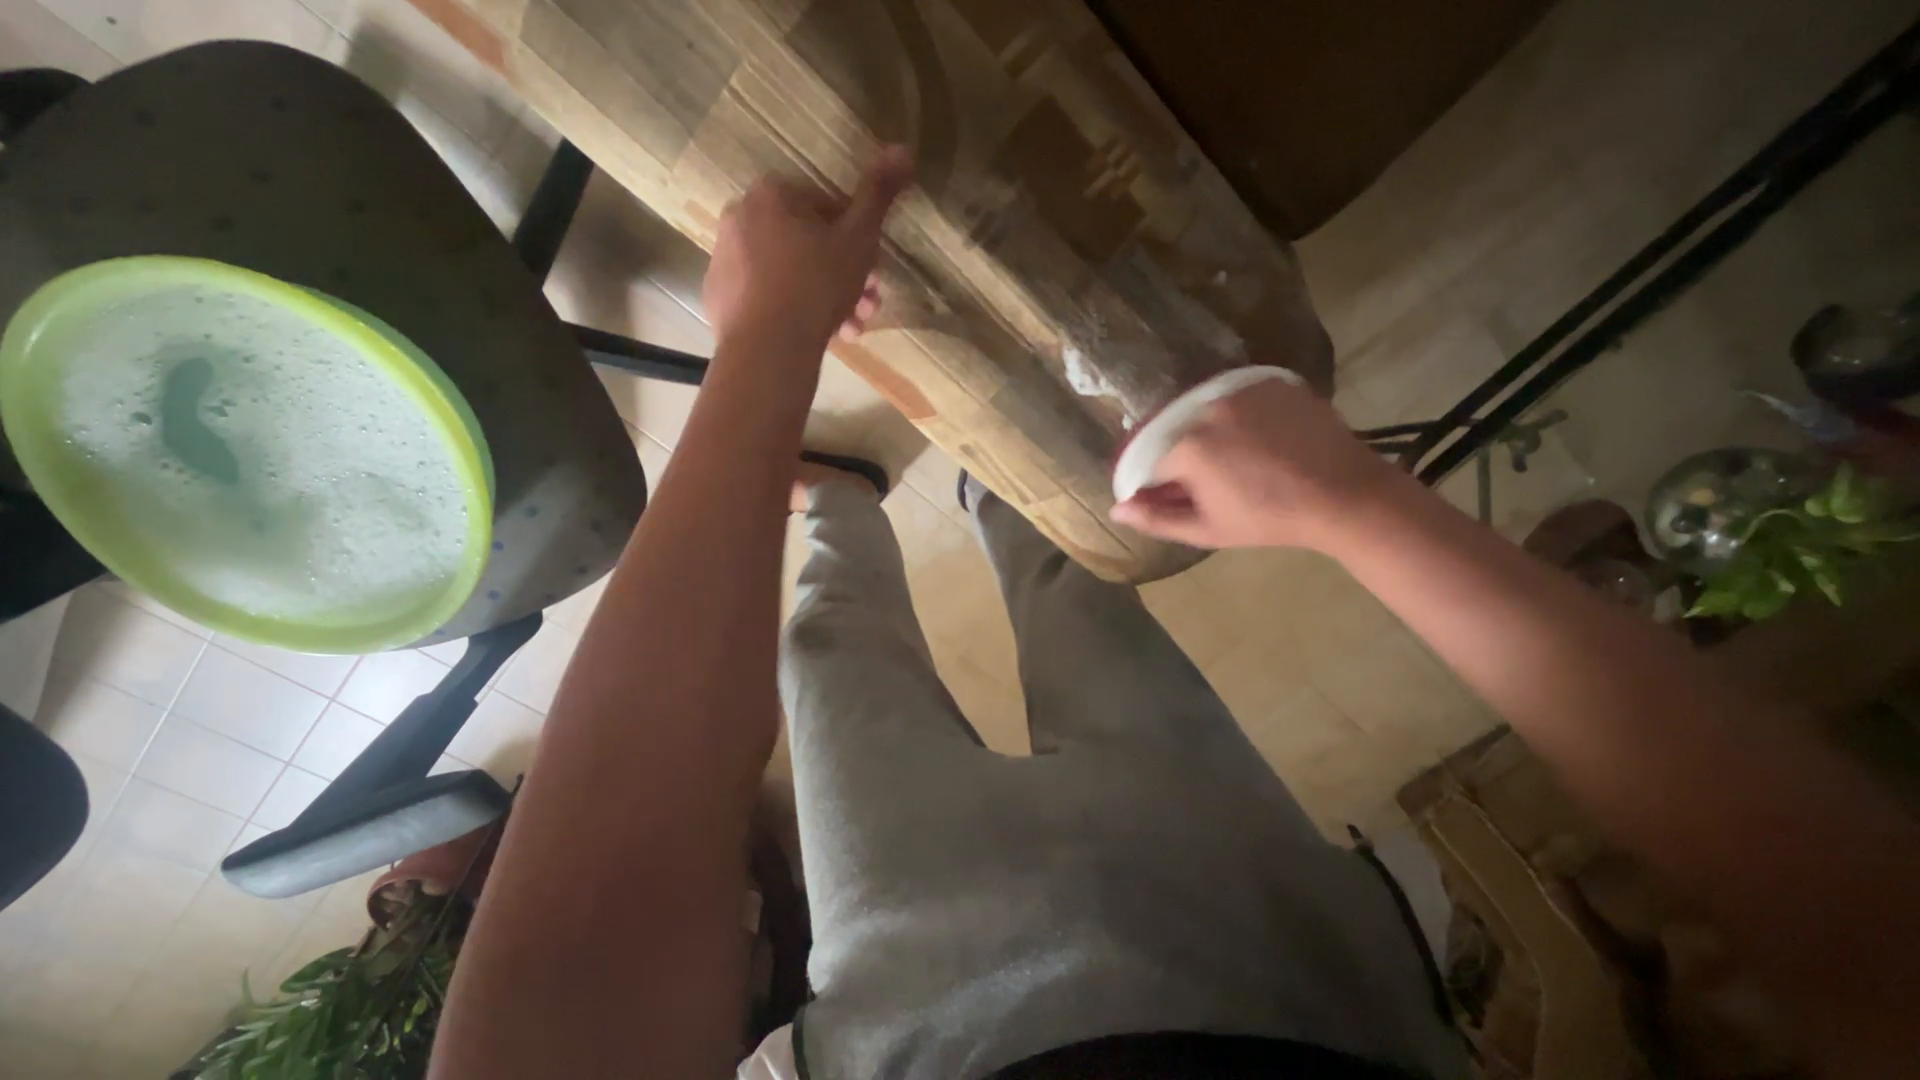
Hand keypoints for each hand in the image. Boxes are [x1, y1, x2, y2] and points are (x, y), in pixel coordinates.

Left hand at [702, 147, 913, 349]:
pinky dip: (789, 313)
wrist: (768, 347)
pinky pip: (763, 298)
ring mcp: (723, 259)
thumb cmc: (817, 284)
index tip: (873, 270)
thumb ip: (879, 194)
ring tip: (850, 330)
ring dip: (824, 299)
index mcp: (773, 195)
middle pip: (806, 244)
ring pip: (787, 274)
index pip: (827, 207)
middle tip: (868, 306)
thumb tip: (902, 148)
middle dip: (844, 276)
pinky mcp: (718, 298)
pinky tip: (814, 337)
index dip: (857, 239)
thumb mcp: (859, 239)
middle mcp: (740, 217)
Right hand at [1109, 378, 1404, 550]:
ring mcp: (1240, 390)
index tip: (1175, 495)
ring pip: (1205, 411)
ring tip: (1237, 458)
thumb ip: (1157, 517)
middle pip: (1176, 432)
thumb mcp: (1208, 529)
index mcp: (1187, 447)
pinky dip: (1239, 414)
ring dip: (1210, 432)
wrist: (1343, 494)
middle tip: (1211, 479)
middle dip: (1183, 456)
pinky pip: (1237, 396)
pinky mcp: (1268, 380)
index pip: (1151, 462)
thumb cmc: (1269, 519)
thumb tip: (1116, 508)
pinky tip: (1258, 437)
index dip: (1159, 483)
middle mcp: (1205, 409)